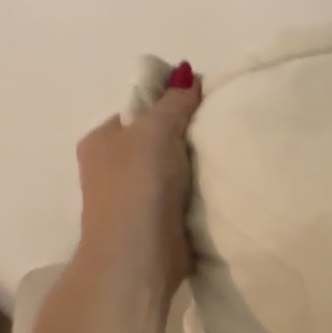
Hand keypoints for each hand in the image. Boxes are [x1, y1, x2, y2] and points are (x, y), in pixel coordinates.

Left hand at [72, 82, 202, 304]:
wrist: (137, 259)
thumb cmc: (137, 189)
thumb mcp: (154, 133)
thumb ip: (173, 104)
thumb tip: (189, 72)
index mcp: (102, 140)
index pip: (140, 110)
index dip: (171, 103)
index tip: (207, 106)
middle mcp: (114, 167)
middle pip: (160, 139)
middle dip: (189, 137)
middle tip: (224, 132)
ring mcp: (137, 198)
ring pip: (176, 170)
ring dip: (199, 167)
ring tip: (229, 159)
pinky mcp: (159, 223)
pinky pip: (186, 197)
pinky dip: (202, 193)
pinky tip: (223, 189)